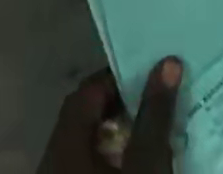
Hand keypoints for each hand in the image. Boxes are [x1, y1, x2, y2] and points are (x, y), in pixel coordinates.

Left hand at [39, 57, 183, 173]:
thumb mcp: (145, 162)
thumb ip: (155, 114)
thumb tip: (169, 61)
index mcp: (65, 141)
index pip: (87, 91)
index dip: (118, 77)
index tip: (150, 73)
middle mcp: (53, 156)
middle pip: (85, 114)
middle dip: (121, 102)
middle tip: (156, 98)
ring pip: (87, 139)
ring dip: (117, 129)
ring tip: (152, 126)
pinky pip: (87, 161)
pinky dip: (109, 152)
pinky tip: (135, 157)